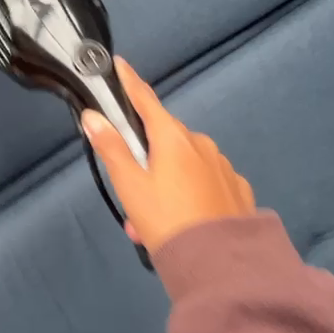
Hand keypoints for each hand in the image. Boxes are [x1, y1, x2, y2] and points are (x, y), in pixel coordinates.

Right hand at [81, 57, 254, 251]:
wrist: (223, 269)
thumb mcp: (130, 185)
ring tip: (153, 221)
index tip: (120, 63)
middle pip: (164, 137)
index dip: (130, 81)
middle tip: (130, 190)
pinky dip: (191, 195)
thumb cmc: (167, 220)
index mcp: (172, 136)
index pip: (145, 99)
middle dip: (145, 157)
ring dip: (167, 181)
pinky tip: (186, 222)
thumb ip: (111, 148)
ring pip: (185, 164)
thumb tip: (94, 115)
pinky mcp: (239, 192)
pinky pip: (207, 183)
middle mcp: (201, 144)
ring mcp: (224, 167)